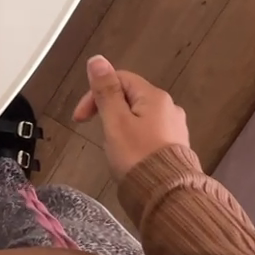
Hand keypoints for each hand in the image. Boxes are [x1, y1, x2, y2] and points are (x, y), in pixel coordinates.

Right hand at [73, 55, 189, 178]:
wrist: (165, 194)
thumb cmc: (136, 156)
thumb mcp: (114, 121)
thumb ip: (106, 91)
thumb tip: (97, 59)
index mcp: (154, 97)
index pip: (120, 79)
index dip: (95, 94)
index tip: (80, 118)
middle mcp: (169, 107)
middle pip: (130, 97)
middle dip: (107, 110)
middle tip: (95, 132)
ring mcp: (174, 128)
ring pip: (139, 116)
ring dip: (120, 125)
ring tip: (112, 146)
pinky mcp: (174, 147)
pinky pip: (149, 133)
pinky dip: (134, 139)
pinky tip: (129, 155)